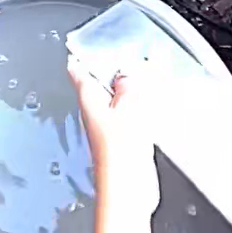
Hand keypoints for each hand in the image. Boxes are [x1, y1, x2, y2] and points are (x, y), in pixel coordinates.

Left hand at [69, 59, 161, 214]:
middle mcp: (95, 110)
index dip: (85, 53)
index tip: (93, 41)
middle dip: (115, 68)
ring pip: (117, 97)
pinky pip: (130, 114)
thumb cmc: (119, 153)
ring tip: (145, 72)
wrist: (128, 191)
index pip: (79, 69)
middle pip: (101, 81)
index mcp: (88, 97)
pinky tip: (152, 101)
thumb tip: (127, 73)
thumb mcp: (129, 105)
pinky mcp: (124, 138)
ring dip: (130, 87)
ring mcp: (110, 124)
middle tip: (129, 53)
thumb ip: (129, 84)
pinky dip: (139, 105)